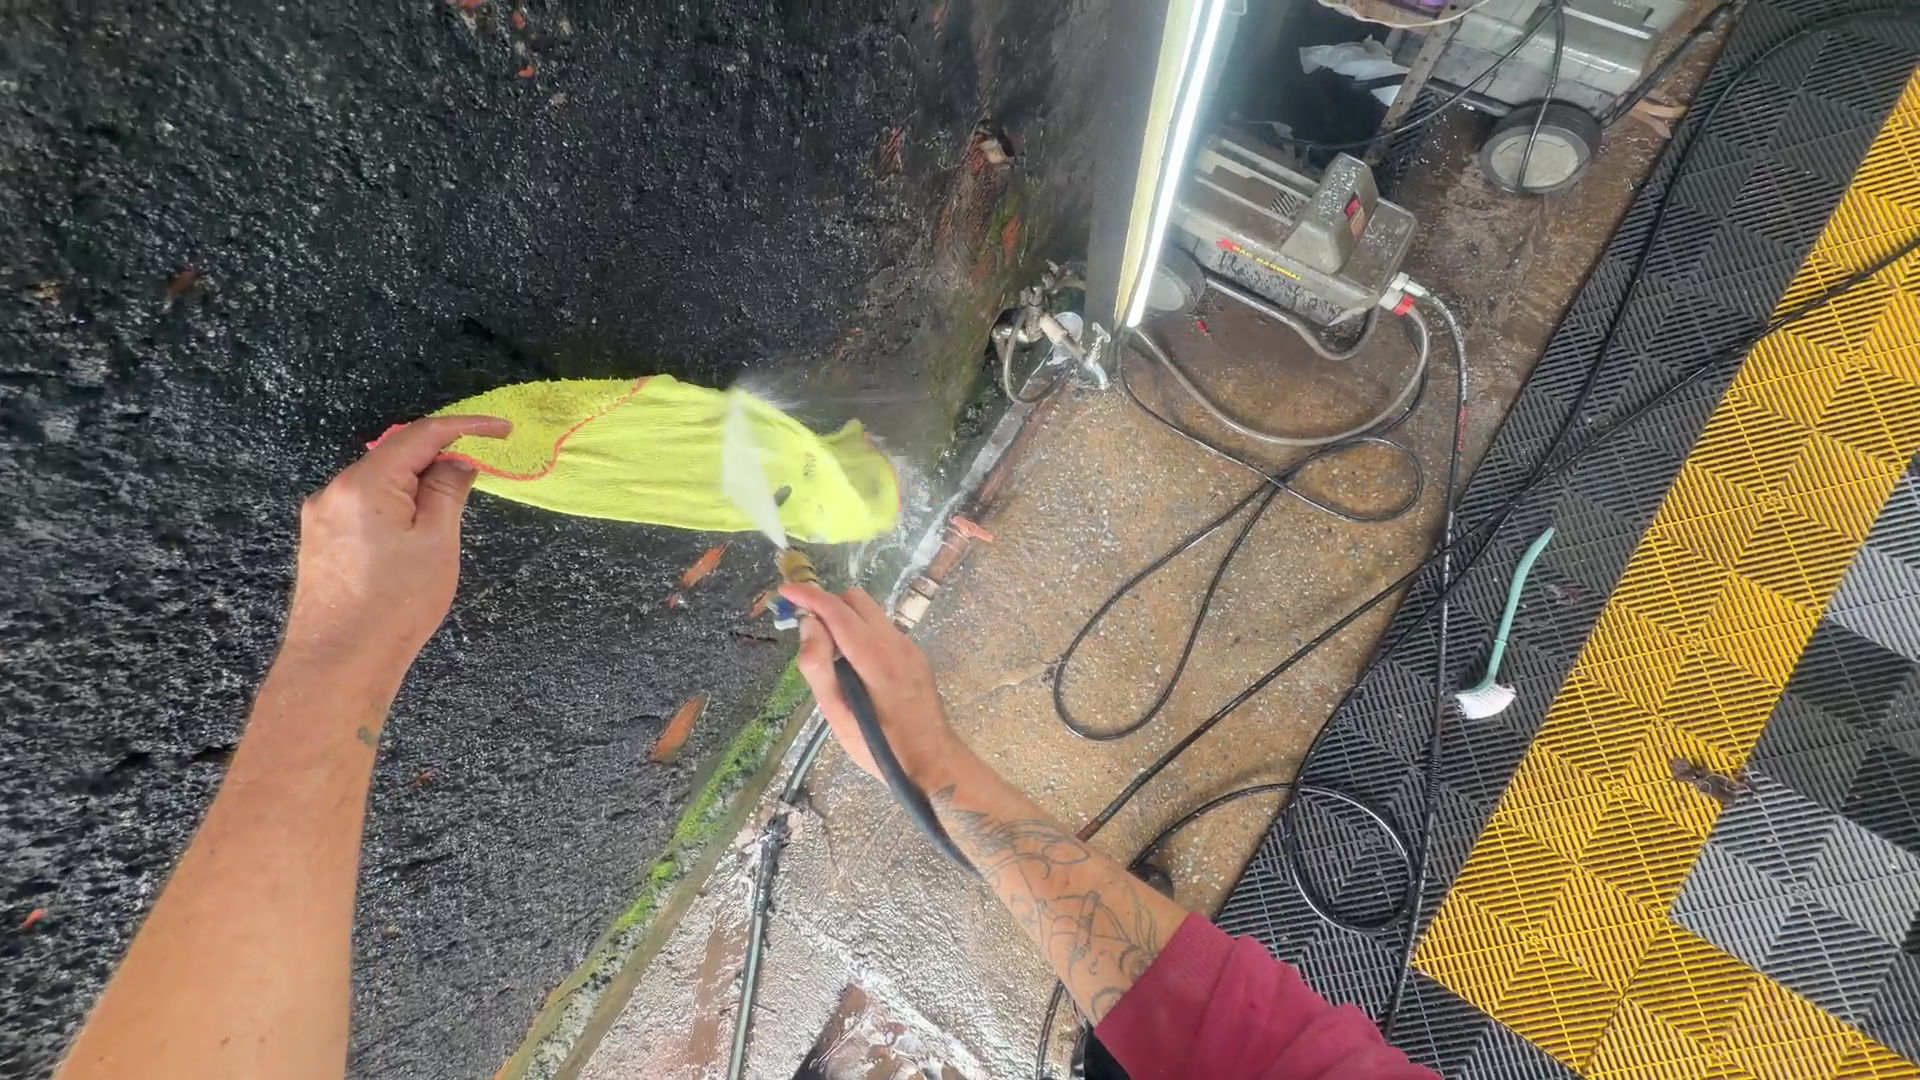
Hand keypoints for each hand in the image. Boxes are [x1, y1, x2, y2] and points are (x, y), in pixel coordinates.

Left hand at [282, 415, 511, 676]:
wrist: (341, 658)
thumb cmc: (398, 600)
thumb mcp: (437, 541)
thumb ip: (448, 492)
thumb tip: (459, 462)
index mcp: (365, 484)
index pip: (421, 435)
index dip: (466, 426)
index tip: (504, 430)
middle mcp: (335, 491)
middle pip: (396, 453)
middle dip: (443, 453)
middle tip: (485, 468)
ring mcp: (323, 516)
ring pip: (382, 480)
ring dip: (422, 479)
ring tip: (456, 502)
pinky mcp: (323, 538)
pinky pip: (369, 502)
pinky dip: (402, 499)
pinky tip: (421, 523)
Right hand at [781, 583, 964, 787]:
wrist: (932, 760)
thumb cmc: (879, 747)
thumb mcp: (838, 716)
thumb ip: (819, 668)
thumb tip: (808, 625)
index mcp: (877, 659)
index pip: (839, 612)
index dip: (810, 596)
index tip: (786, 590)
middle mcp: (898, 644)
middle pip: (858, 600)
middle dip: (828, 606)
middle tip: (808, 633)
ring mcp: (910, 647)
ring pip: (872, 612)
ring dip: (845, 619)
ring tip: (831, 653)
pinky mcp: (916, 654)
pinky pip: (883, 628)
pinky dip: (862, 632)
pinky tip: (855, 664)